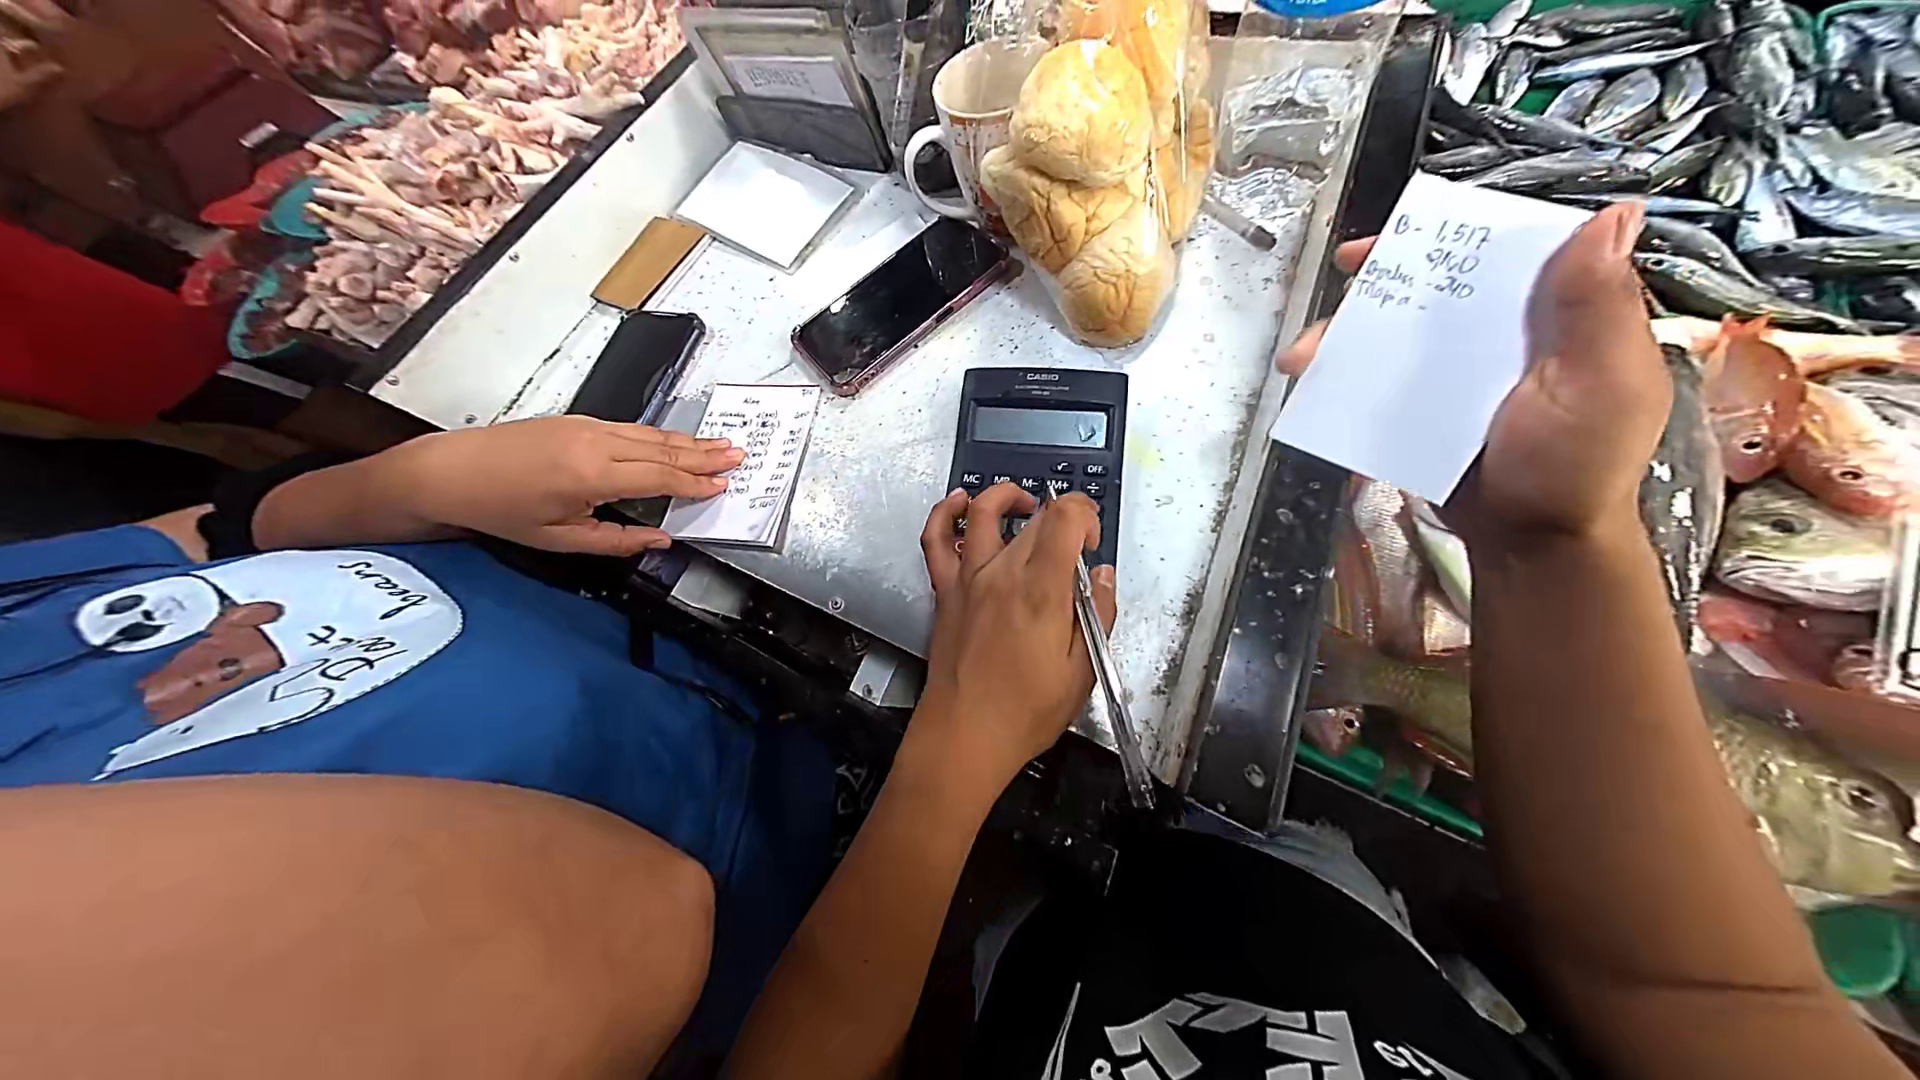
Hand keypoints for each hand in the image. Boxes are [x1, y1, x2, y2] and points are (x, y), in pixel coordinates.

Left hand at [380, 416, 744, 554]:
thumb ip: (616, 540)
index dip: (696, 482)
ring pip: (651, 433)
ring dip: (688, 440)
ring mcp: (587, 427)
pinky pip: (632, 428)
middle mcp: (594, 444)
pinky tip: (676, 439)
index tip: (723, 484)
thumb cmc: (499, 509)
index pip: (661, 476)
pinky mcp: (578, 421)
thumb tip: (660, 539)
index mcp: (591, 476)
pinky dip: (662, 435)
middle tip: (738, 454)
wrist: (447, 471)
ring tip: (719, 444)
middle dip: (704, 453)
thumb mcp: (560, 538)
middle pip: (663, 448)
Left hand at [911, 484, 1116, 790]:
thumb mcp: (1083, 671)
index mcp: (1041, 591)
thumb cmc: (1024, 712)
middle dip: (1063, 518)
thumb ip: (1098, 614)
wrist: (964, 736)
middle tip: (1073, 549)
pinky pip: (936, 541)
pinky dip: (946, 514)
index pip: (1065, 517)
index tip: (1091, 543)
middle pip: (1035, 518)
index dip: (1086, 515)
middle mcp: (1002, 574)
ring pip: (984, 513)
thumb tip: (1102, 576)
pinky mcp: (946, 591)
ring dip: (1009, 497)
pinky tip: (960, 503)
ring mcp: (968, 579)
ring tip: (1027, 505)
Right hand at [1280, 202, 1667, 548]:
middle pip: (1438, 290)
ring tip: (1303, 358)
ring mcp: (1456, 377)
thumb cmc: (1575, 464)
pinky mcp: (1421, 411)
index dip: (1459, 233)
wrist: (1526, 538)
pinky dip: (1344, 379)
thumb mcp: (1599, 383)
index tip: (1410, 231)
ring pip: (1398, 337)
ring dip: (1348, 338)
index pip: (1507, 255)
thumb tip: (1606, 217)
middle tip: (1345, 270)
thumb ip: (1595, 309)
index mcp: (1553, 317)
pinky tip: (1313, 385)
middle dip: (1386, 278)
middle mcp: (1500, 337)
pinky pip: (1379, 383)